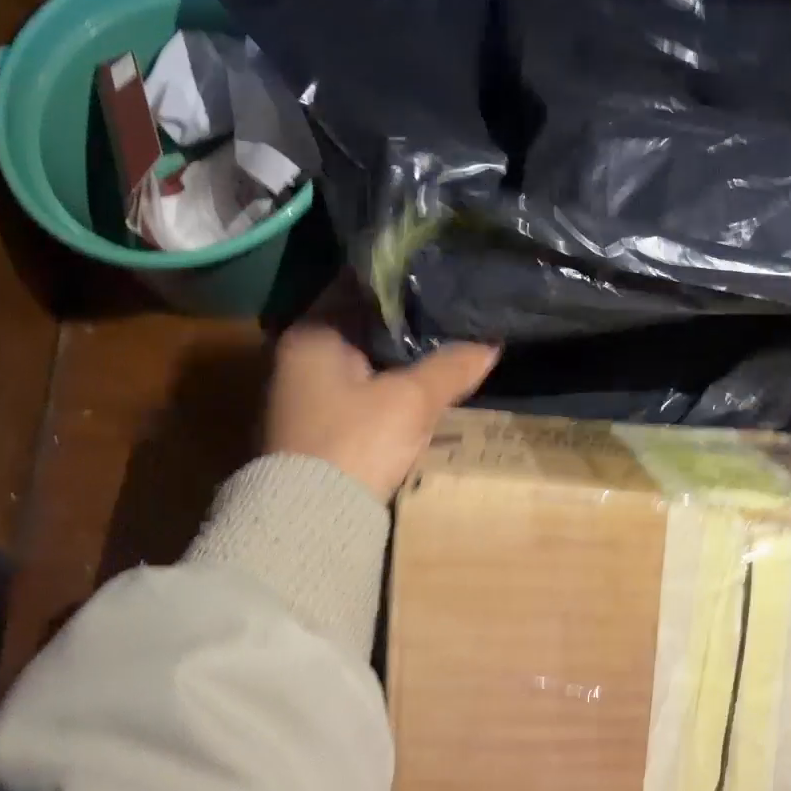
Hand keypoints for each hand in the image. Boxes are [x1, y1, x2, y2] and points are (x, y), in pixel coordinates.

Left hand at [264, 282, 499, 500]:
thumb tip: (492, 342)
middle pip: (360, 320)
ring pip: (360, 356)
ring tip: (446, 338)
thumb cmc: (355, 443)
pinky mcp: (314, 422)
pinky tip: (420, 381)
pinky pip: (357, 384)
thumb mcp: (412, 401)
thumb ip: (452, 366)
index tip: (440, 268)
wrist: (311, 522)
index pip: (358, 282)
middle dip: (403, 315)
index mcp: (313, 332)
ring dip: (395, 351)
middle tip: (451, 303)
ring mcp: (302, 391)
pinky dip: (385, 379)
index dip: (401, 275)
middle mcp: (298, 353)